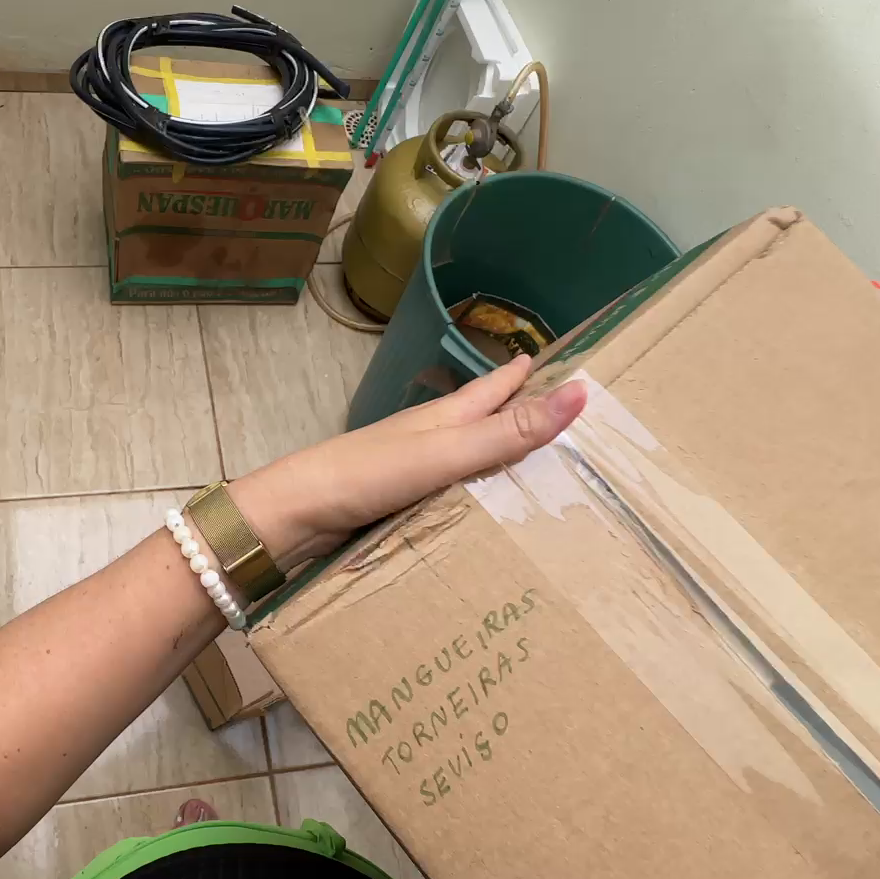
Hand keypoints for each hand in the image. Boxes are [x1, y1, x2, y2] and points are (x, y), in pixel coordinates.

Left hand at [232, 357, 586, 569]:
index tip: (572, 363)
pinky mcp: (396, 505)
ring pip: (464, 460)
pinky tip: (484, 514)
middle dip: (518, 415)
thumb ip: (505, 432)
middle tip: (566, 420)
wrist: (298, 515)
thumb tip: (581, 392)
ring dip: (496, 460)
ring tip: (536, 471)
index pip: (495, 388)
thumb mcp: (445, 451)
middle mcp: (428, 439)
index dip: (529, 375)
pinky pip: (447, 497)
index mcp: (442, 418)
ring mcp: (409, 472)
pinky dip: (472, 497)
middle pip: (481, 421)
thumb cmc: (368, 474)